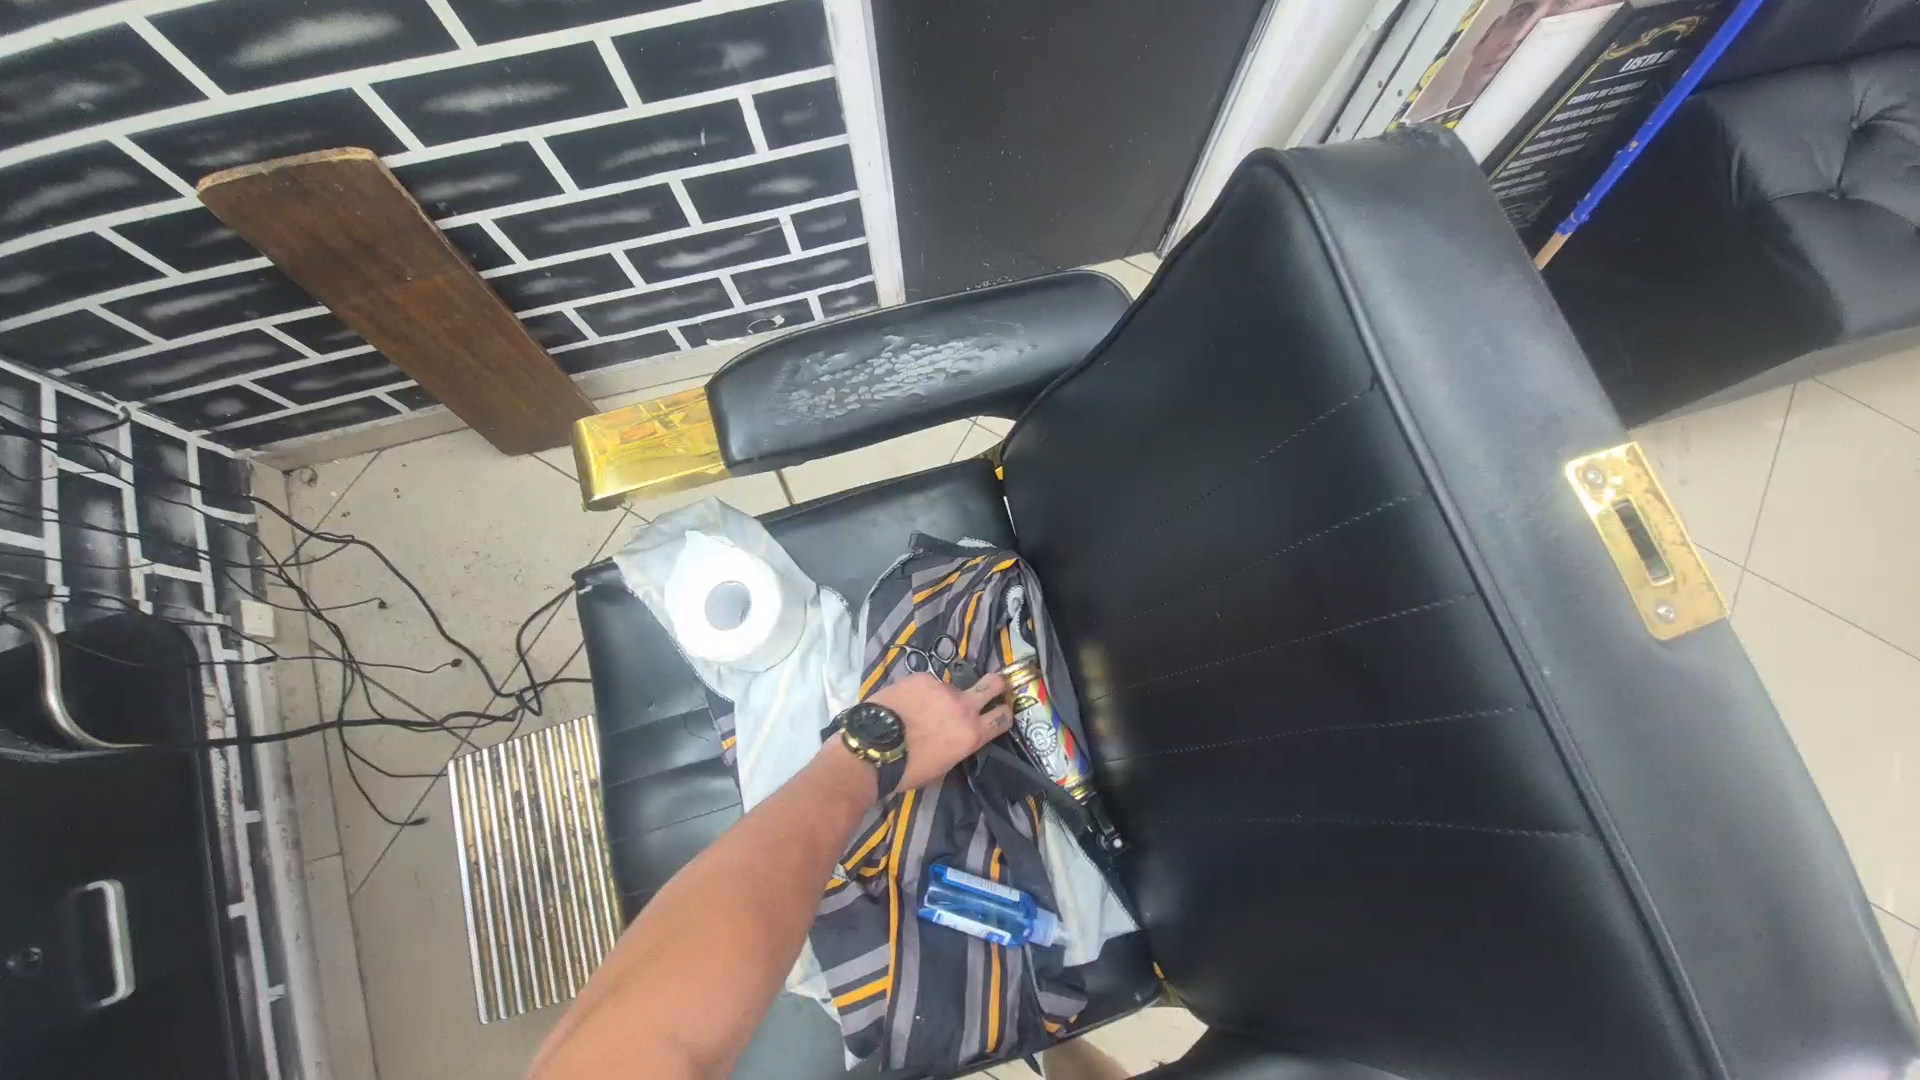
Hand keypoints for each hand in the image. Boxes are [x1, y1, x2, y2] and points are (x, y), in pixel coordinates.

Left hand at [872, 672, 1011, 791]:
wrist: (873, 750)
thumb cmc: (908, 769)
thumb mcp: (943, 765)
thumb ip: (959, 744)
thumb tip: (958, 734)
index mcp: (971, 734)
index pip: (1003, 717)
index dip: (1003, 713)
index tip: (998, 712)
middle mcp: (963, 707)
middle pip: (994, 683)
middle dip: (996, 685)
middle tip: (990, 689)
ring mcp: (943, 688)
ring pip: (951, 688)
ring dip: (942, 697)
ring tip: (919, 709)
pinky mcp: (922, 678)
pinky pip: (927, 684)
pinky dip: (920, 692)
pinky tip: (904, 703)